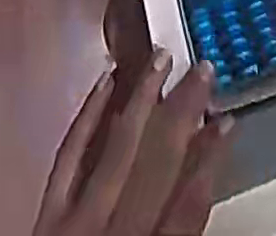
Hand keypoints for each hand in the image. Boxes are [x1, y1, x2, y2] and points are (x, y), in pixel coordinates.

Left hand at [33, 49, 232, 235]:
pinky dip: (88, 115)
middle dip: (182, 113)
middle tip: (203, 69)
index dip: (211, 161)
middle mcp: (113, 232)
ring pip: (116, 146)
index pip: (187, 208)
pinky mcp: (47, 210)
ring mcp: (76, 218)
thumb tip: (199, 194)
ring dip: (141, 98)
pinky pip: (70, 153)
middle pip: (155, 163)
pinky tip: (105, 81)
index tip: (228, 121)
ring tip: (161, 58)